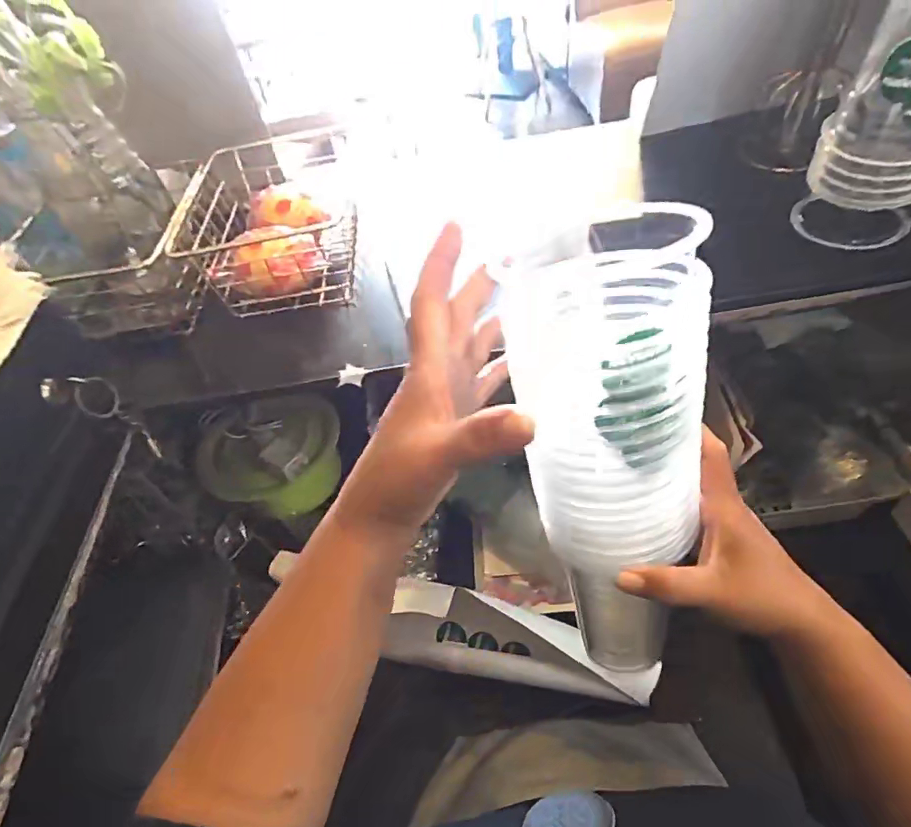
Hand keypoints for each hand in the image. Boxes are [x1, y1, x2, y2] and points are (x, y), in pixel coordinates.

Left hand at [331, 223, 533, 541]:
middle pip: (455, 321)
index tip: (456, 225)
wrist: (378, 517)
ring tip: (518, 301)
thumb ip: (481, 437)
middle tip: (505, 256)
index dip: (441, 264)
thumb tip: (532, 419)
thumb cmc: (397, 481)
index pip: (432, 306)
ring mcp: (443, 403)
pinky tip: (515, 367)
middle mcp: (435, 379)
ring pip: (467, 351)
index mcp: (427, 373)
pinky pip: (478, 387)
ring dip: (488, 324)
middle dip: (475, 285)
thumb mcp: (440, 455)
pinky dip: (496, 371)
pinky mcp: (453, 426)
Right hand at [616, 429, 843, 640]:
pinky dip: (671, 505)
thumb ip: (666, 584)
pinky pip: (692, 512)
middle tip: (627, 439)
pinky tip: (648, 514)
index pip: (711, 454)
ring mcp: (726, 524)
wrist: (799, 619)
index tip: (658, 411)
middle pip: (697, 466)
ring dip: (668, 476)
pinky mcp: (723, 541)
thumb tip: (618, 574)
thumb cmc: (762, 596)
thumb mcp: (710, 593)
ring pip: (694, 489)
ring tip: (628, 468)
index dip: (690, 429)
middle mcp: (725, 508)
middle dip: (667, 449)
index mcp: (725, 508)